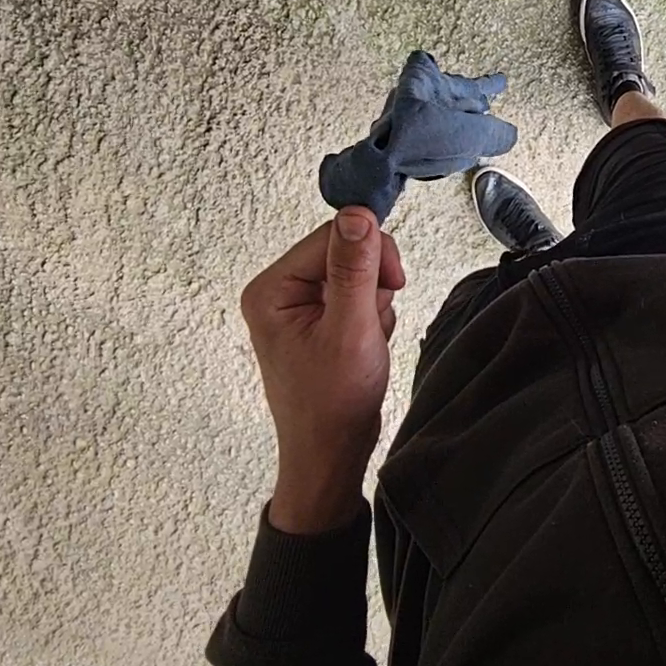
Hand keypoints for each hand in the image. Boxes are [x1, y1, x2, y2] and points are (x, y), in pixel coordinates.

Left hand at [240, 207, 406, 532]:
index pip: (332, 235)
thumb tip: (357, 213)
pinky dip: (373, 314)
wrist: (332, 452)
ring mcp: (301, 304)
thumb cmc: (332, 402)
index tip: (393, 282)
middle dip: (373, 282)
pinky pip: (359, 292)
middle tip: (373, 319)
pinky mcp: (320, 317)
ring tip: (367, 337)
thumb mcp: (350, 329)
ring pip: (358, 271)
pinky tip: (367, 342)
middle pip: (345, 249)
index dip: (370, 252)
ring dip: (376, 300)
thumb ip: (355, 268)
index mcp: (272, 288)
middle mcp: (281, 290)